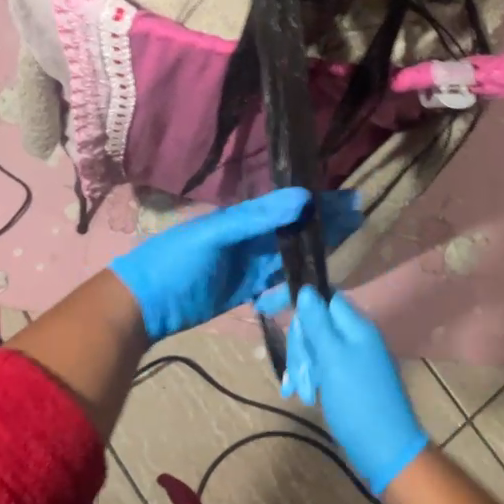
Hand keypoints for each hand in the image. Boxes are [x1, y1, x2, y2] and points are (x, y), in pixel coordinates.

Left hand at [109, 188, 360, 341]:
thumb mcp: (214, 235)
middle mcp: (250, 238)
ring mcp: (248, 265)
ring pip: (290, 255)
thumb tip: (302, 197)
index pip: (289, 206)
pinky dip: (291, 285)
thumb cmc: (175, 262)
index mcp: (242, 219)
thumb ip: (255, 218)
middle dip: (326, 225)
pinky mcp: (245, 290)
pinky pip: (277, 283)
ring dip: (314, 253)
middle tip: (359, 220)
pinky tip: (309, 286)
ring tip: (342, 252)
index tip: (351, 199)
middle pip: (296, 228)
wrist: (145, 306)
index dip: (320, 203)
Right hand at [268, 288, 427, 496]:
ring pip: (315, 347)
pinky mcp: (347, 378)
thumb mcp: (332, 358)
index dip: (296, 298)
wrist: (385, 448)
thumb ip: (318, 323)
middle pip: (315, 323)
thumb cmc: (357, 400)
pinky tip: (304, 395)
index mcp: (355, 325)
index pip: (322, 296)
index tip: (263, 307)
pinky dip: (310, 378)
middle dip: (300, 345)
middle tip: (299, 371)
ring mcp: (352, 358)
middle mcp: (355, 336)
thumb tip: (305, 290)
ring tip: (304, 392)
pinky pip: (322, 366)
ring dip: (303, 366)